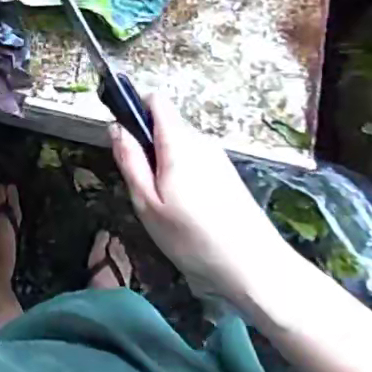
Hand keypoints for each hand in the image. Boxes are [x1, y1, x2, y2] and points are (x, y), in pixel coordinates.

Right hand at [110, 89, 297, 303]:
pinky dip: (181, 176)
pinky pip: (193, 161)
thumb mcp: (146, 202)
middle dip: (146, 146)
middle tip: (142, 186)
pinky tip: (184, 209)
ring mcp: (218, 157)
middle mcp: (201, 142)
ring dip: (163, 164)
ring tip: (163, 203)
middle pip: (165, 125)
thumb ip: (129, 160)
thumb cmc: (193, 238)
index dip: (133, 111)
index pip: (155, 101)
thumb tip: (116, 128)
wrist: (255, 269)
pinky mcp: (227, 174)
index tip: (123, 138)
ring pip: (178, 145)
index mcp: (179, 143)